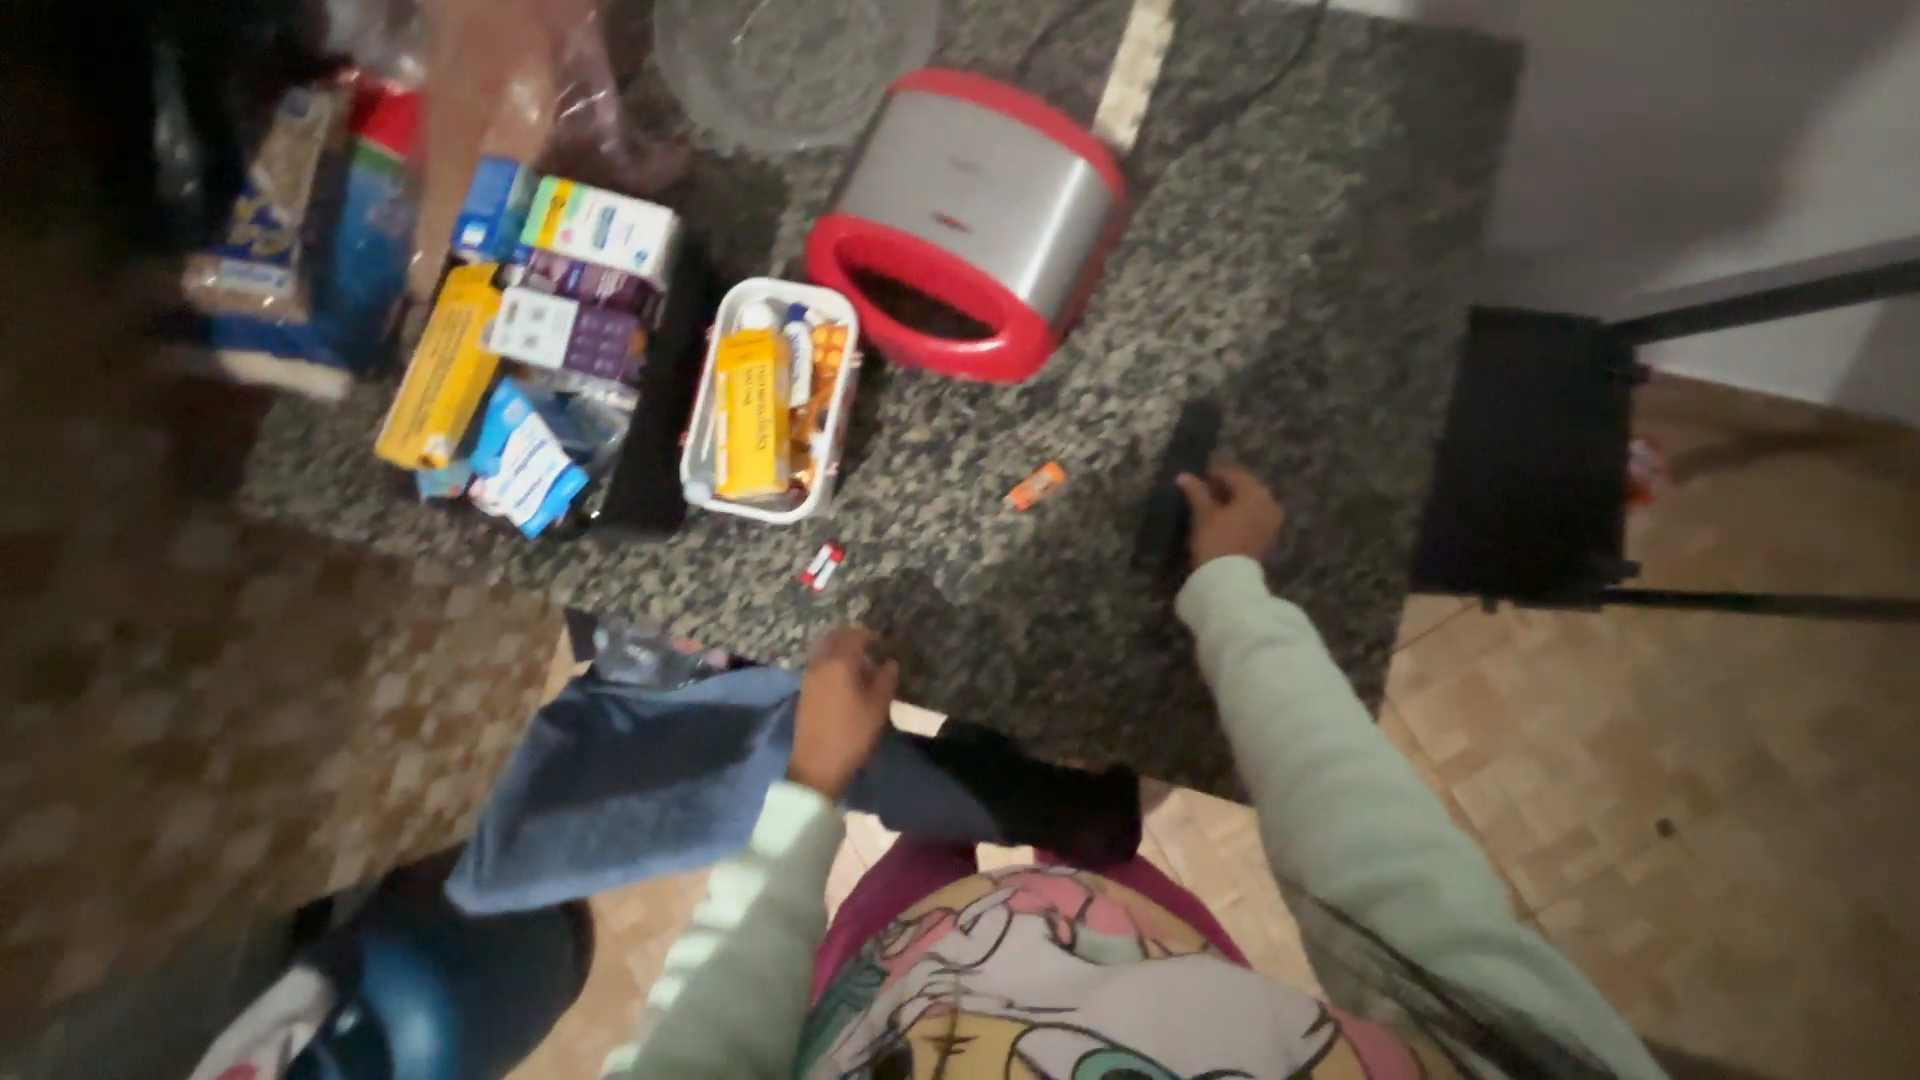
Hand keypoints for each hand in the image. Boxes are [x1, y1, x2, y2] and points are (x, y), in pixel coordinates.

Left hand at [788, 626, 899, 798]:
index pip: (854, 636)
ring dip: (841, 651)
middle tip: (870, 646)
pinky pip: (819, 666)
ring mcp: (808, 677)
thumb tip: (889, 662)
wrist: (817, 765)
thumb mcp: (878, 707)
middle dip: (852, 637)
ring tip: (860, 665)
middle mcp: (820, 664)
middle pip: (834, 638)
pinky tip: (846, 680)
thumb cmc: (852, 734)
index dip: (870, 634)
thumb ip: (886, 679)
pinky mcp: (804, 692)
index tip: (883, 640)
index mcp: (839, 663)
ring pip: (825, 652)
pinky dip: (832, 664)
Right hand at [1176, 464, 1284, 571]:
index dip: (1214, 473)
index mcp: (1256, 493)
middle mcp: (1270, 503)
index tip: (1198, 477)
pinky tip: (1223, 520)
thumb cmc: (1215, 540)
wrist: (1228, 580)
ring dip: (1232, 502)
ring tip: (1210, 507)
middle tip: (1203, 491)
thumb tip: (1184, 476)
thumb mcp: (1203, 514)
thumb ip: (1196, 492)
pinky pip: (1254, 518)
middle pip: (1245, 488)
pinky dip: (1240, 515)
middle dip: (1225, 488)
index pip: (1234, 474)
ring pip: (1250, 504)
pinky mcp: (1269, 538)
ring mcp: (1272, 522)